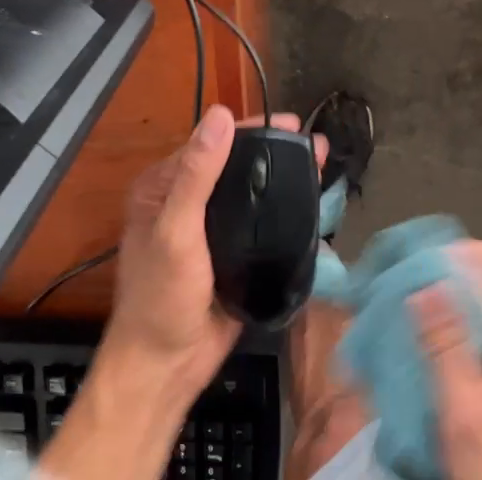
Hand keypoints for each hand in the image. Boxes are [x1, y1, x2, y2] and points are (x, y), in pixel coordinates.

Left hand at [40, 106, 325, 479]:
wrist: (167, 367)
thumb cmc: (162, 296)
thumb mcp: (175, 230)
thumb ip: (198, 174)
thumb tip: (220, 114)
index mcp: (161, 188)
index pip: (209, 144)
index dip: (249, 131)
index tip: (289, 124)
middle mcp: (184, 202)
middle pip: (233, 166)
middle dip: (272, 152)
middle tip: (314, 145)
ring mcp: (209, 231)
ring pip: (250, 193)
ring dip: (281, 178)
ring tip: (320, 165)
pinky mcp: (231, 256)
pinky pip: (259, 223)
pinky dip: (281, 209)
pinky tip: (309, 201)